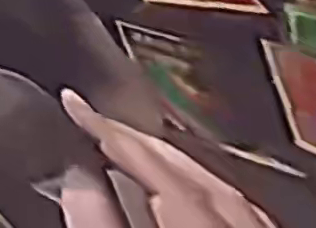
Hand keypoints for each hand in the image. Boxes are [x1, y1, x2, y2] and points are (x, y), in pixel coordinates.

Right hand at [61, 89, 275, 227]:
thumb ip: (95, 216)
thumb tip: (72, 169)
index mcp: (202, 221)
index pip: (153, 161)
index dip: (105, 125)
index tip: (70, 100)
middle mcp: (244, 226)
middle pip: (198, 172)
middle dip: (141, 139)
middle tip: (95, 118)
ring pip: (228, 193)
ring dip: (173, 160)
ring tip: (130, 144)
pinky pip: (245, 214)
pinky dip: (205, 189)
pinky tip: (181, 186)